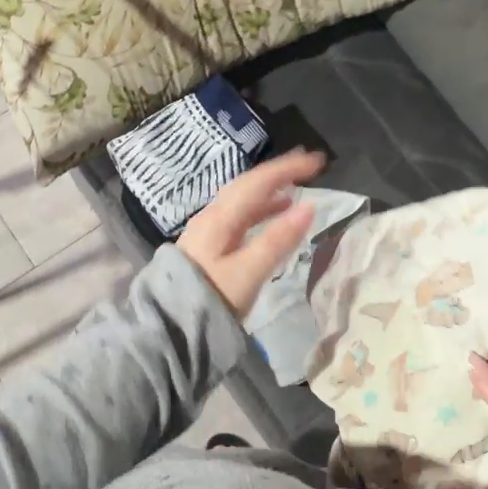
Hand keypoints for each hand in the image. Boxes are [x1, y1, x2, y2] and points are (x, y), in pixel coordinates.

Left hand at [176, 149, 323, 319]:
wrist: (169, 327)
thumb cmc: (212, 298)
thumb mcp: (249, 272)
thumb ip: (278, 239)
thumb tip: (309, 207)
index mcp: (221, 218)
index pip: (258, 182)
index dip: (288, 168)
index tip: (318, 161)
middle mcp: (212, 217)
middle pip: (247, 185)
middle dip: (278, 174)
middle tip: (307, 168)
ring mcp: (207, 231)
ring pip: (241, 201)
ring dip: (268, 193)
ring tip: (293, 192)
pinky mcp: (207, 246)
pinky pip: (237, 216)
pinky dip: (259, 211)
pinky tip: (270, 218)